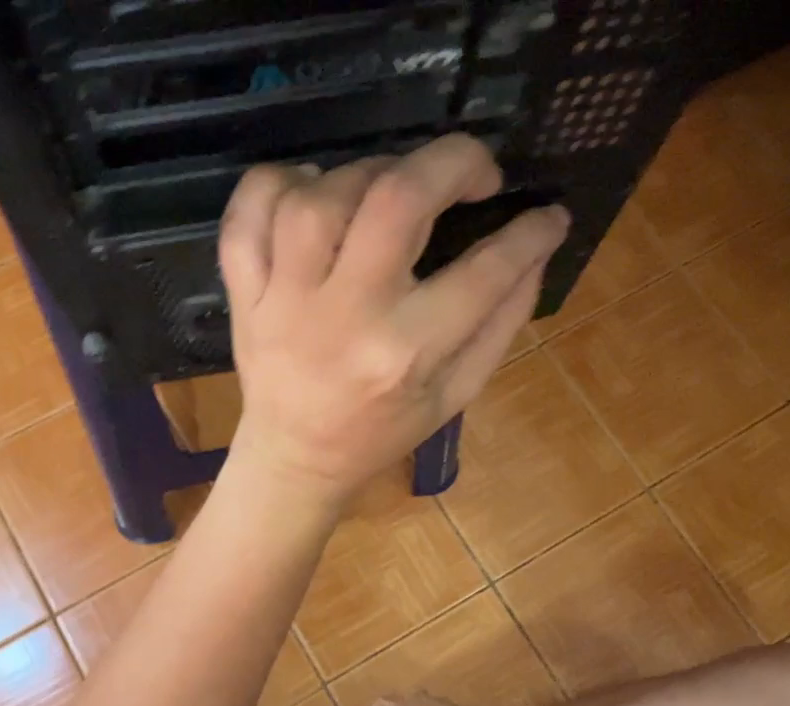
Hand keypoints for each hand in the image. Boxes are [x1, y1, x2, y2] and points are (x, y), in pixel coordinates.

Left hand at [219, 136, 569, 506]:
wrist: (295, 459)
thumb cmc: (382, 430)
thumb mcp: (455, 394)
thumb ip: (501, 322)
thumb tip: (538, 244)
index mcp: (404, 353)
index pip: (483, 271)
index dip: (529, 233)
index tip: (545, 215)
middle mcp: (344, 317)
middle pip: (395, 199)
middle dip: (451, 163)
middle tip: (473, 174)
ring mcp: (283, 301)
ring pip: (320, 196)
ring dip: (367, 172)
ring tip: (390, 189)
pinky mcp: (245, 294)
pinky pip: (247, 215)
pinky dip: (278, 183)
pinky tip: (311, 191)